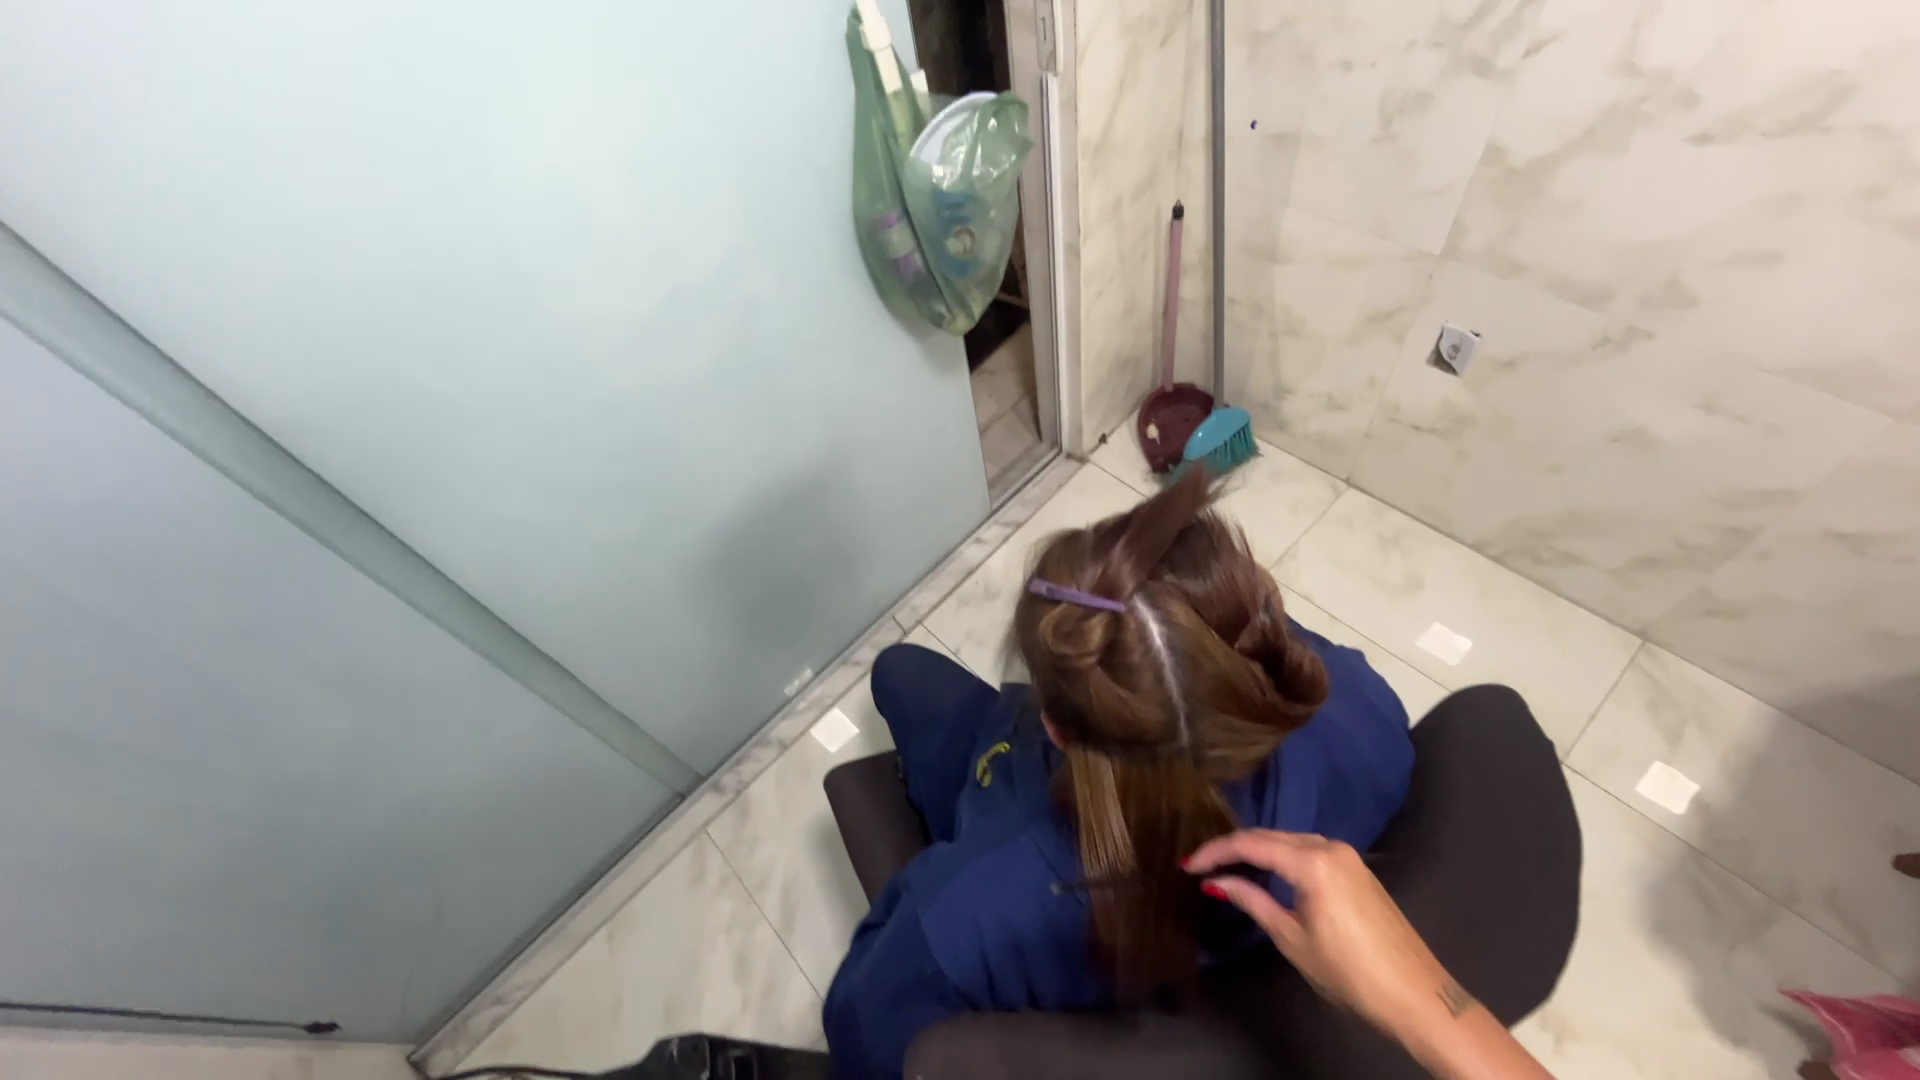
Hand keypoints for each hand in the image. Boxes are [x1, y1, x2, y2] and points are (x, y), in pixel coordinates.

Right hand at [1187, 829, 1554, 1079]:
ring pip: (1289, 841)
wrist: (1418, 997)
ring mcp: (1347, 857)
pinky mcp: (1357, 871)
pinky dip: (1281, 858)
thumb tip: (1215, 882)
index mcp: (1312, 861)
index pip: (1250, 843)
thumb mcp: (1291, 938)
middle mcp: (1329, 847)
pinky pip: (1307, 852)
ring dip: (1257, 851)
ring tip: (1226, 868)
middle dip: (1233, 849)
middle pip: (1269, 836)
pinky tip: (1265, 872)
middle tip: (1201, 865)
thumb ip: (1251, 900)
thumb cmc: (1349, 972)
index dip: (1214, 851)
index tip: (1187, 865)